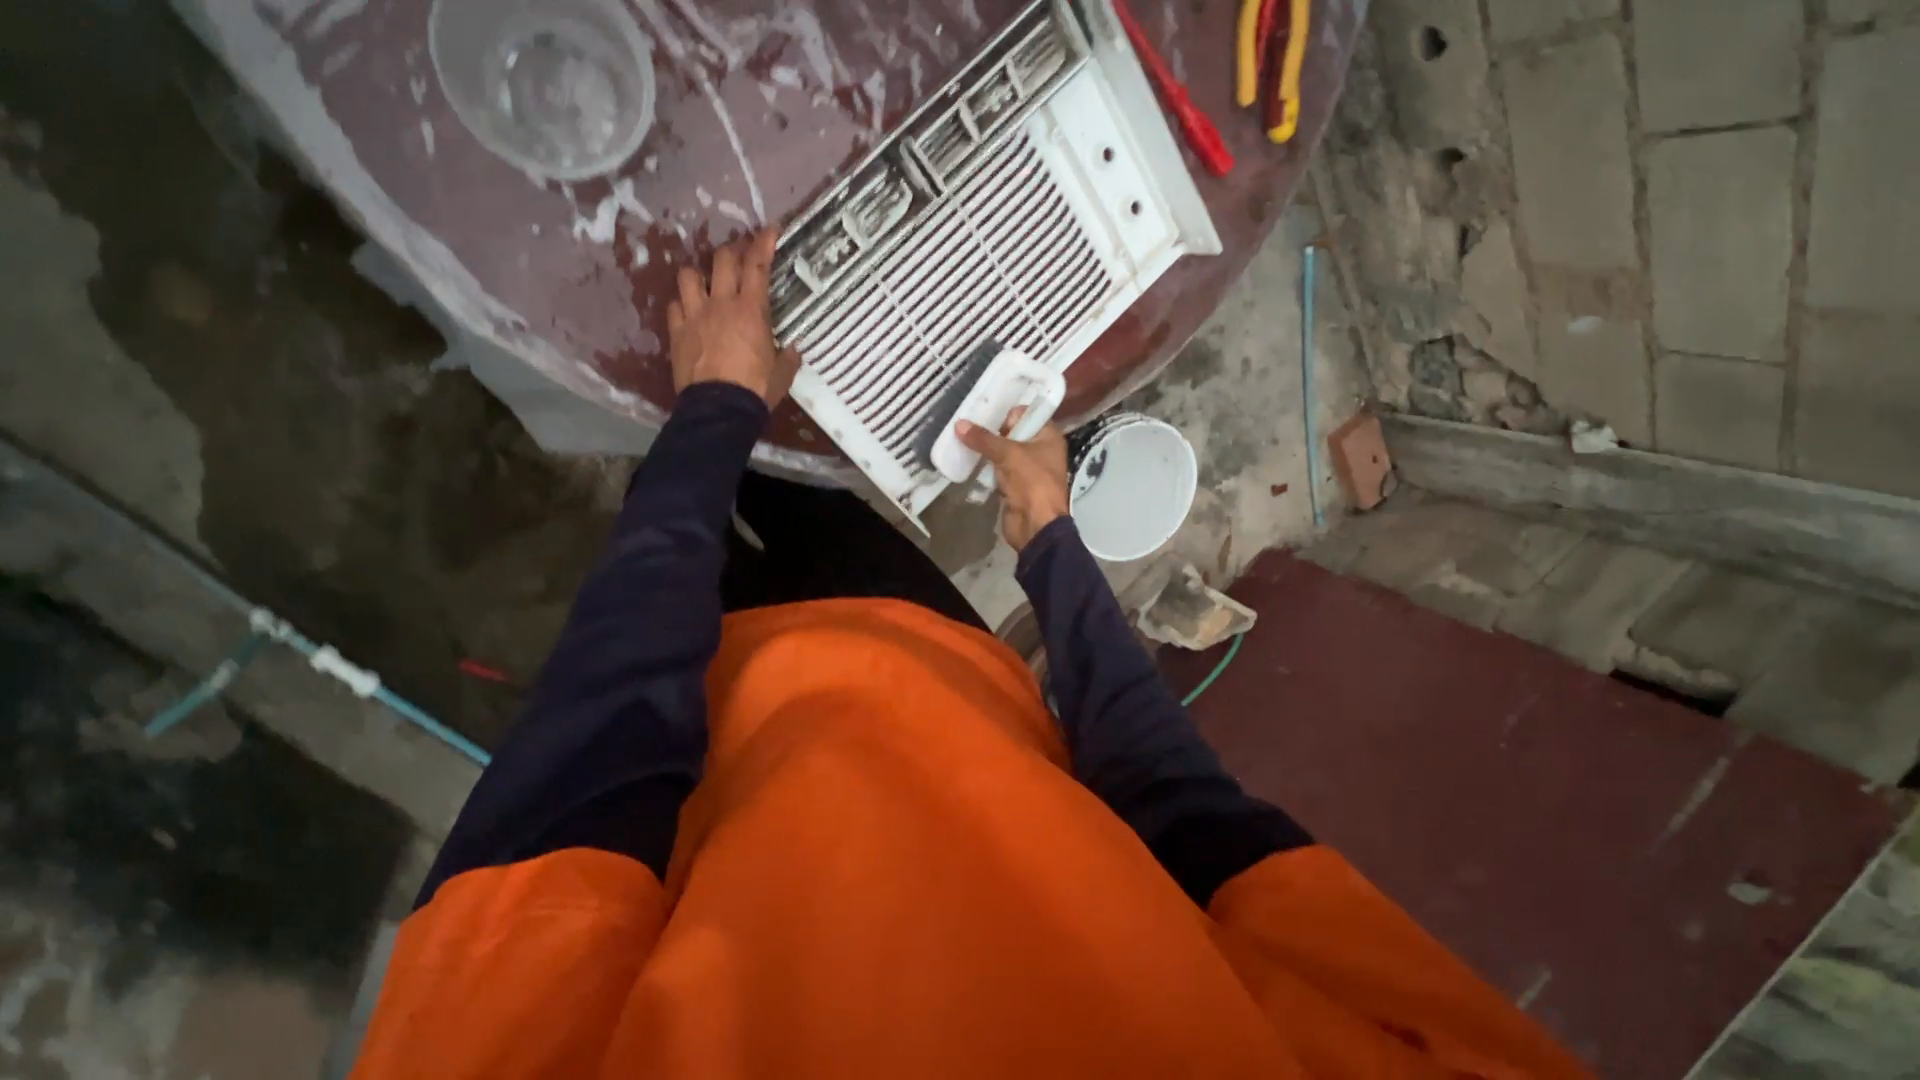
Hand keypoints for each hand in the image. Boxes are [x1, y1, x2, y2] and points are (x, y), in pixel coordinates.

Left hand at [667, 227, 801, 406]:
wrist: (720, 410)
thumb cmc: (756, 389)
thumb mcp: (782, 374)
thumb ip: (788, 357)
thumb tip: (793, 349)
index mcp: (751, 310)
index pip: (758, 265)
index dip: (764, 242)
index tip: (771, 228)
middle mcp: (721, 303)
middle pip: (723, 259)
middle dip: (734, 250)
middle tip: (741, 252)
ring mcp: (694, 316)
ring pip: (689, 275)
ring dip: (700, 272)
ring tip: (707, 279)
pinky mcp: (676, 332)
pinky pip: (674, 306)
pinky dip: (682, 303)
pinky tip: (689, 309)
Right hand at [956, 410, 1070, 551]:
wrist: (1036, 524)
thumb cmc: (1031, 481)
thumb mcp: (1008, 454)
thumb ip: (983, 439)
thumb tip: (959, 424)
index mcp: (1048, 436)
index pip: (1026, 415)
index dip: (1006, 415)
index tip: (984, 417)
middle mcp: (1041, 449)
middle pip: (1013, 433)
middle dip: (991, 432)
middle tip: (967, 426)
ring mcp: (1028, 469)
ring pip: (1004, 453)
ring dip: (986, 451)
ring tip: (962, 441)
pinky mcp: (1016, 485)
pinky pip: (999, 470)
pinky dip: (986, 468)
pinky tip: (968, 461)